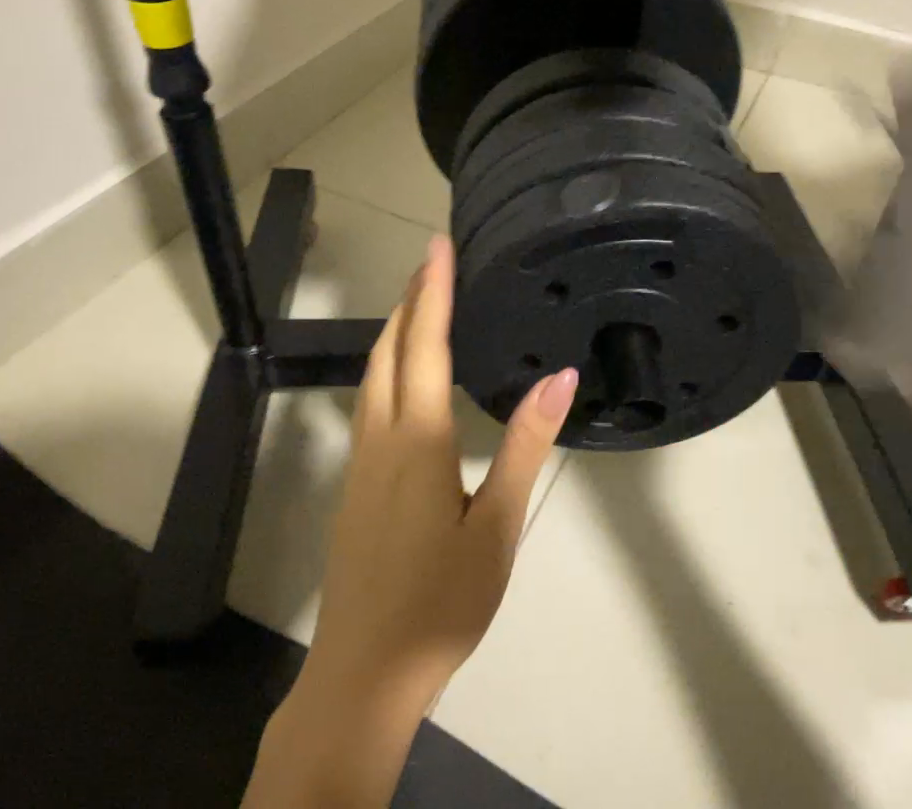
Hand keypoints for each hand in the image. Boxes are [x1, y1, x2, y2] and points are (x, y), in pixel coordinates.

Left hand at [303, 234, 577, 713]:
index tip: (438, 244)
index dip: (433, 291)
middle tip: (433, 261)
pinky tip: (405, 381)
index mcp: (418, 441)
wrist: (366, 669)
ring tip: (421, 305)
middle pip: (389, 351)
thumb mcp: (497, 526)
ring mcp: (359, 464)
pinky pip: (368, 405)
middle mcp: (380, 439)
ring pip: (371, 378)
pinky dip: (387, 369)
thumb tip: (557, 377)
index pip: (426, 346)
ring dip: (395, 333)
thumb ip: (523, 446)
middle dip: (410, 301)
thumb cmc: (442, 601)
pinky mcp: (354, 487)